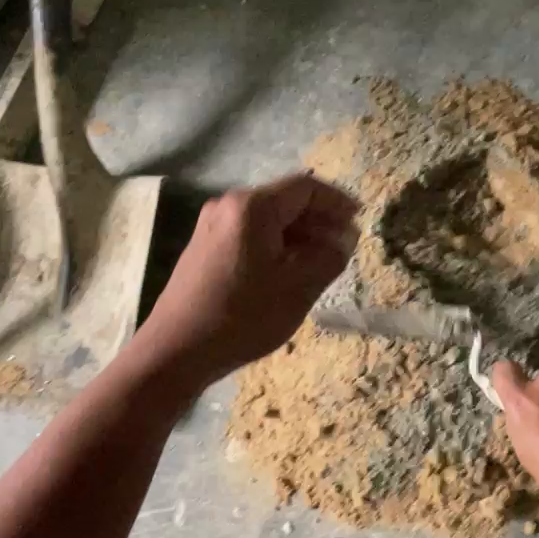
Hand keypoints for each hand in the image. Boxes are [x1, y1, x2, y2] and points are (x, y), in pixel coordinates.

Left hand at [137, 172, 358, 384]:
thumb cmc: (244, 316)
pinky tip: (290, 272)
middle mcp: (229, 205)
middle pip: (286, 201)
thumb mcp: (299, 287)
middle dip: (320, 221)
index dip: (338, 202)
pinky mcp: (205, 248)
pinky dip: (277, 246)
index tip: (360, 220)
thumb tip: (346, 238)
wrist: (177, 350)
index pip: (306, 188)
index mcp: (253, 207)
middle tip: (345, 247)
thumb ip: (329, 256)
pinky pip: (252, 235)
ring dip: (300, 236)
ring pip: (269, 220)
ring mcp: (213, 226)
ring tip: (322, 263)